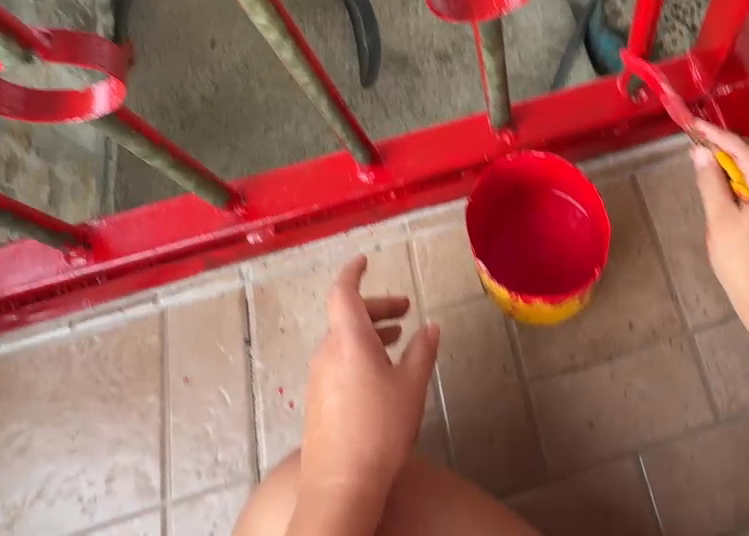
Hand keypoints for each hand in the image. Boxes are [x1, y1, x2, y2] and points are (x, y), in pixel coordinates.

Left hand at [297, 256, 441, 505]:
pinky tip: (381, 374)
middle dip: (376, 307)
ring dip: (369, 332)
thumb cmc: (380, 429)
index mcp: (348, 340)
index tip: (364, 260)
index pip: (343, 293)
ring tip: (398, 338)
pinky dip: (360, 353)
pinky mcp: (318, 402)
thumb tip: (429, 327)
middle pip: (346, 316)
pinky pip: (338, 362)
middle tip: (404, 308)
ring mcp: (319, 379)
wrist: (341, 487)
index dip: (353, 273)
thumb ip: (421, 351)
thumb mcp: (412, 386)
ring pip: (343, 340)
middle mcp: (327, 353)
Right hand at [691, 121, 748, 326]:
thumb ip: (711, 181)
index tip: (694, 125)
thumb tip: (700, 151)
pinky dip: (744, 176)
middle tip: (696, 141)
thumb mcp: (720, 219)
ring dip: (734, 161)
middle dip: (725, 145)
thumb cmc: (741, 262)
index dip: (716, 135)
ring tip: (706, 159)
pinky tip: (725, 181)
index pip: (743, 149)